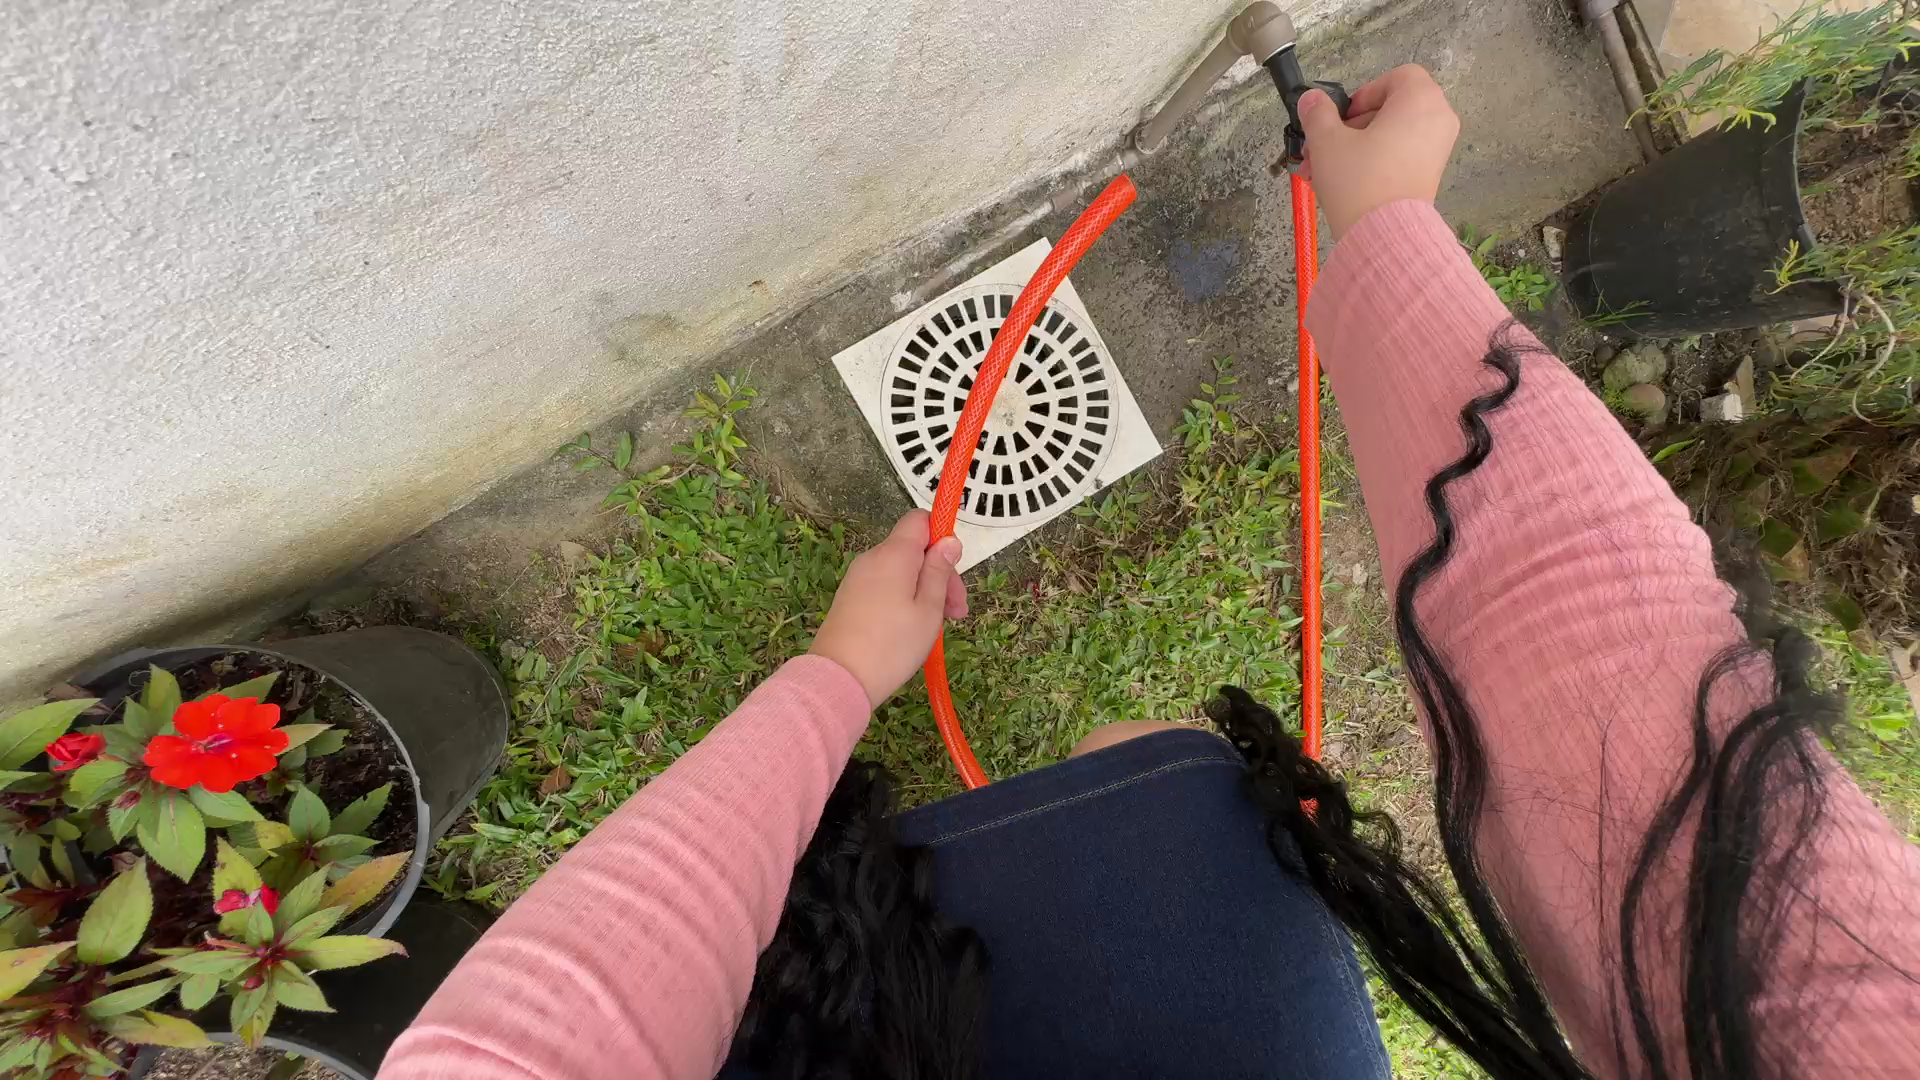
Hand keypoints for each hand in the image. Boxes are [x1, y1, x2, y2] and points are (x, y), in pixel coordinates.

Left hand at [808, 510, 967, 708]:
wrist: (840, 679)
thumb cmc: (893, 644)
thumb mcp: (929, 609)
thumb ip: (939, 571)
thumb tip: (949, 540)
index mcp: (894, 554)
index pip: (919, 520)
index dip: (940, 536)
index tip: (953, 570)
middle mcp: (872, 558)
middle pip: (913, 549)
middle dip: (939, 573)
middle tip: (957, 612)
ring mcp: (857, 578)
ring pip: (901, 571)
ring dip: (924, 590)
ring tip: (940, 626)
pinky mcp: (850, 598)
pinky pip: (884, 586)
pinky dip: (904, 599)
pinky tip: (914, 628)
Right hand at [1298, 65, 1459, 238]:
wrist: (1382, 235)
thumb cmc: (1357, 180)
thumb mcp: (1327, 144)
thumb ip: (1318, 115)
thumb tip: (1310, 98)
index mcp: (1419, 99)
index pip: (1396, 78)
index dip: (1364, 94)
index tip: (1339, 120)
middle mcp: (1437, 117)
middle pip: (1391, 110)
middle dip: (1350, 129)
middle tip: (1320, 152)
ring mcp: (1437, 148)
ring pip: (1392, 137)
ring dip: (1356, 150)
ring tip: (1323, 175)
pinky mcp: (1430, 176)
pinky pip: (1400, 158)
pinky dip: (1375, 164)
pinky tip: (1345, 187)